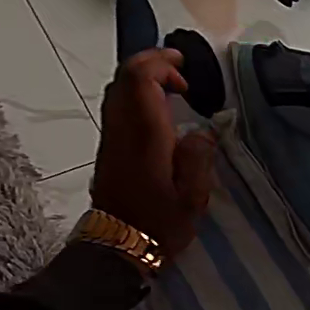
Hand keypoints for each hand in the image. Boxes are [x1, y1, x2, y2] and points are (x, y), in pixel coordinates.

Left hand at [93, 49, 216, 260]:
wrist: (119, 246)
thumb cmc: (159, 223)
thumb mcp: (192, 197)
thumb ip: (198, 158)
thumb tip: (201, 133)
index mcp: (146, 135)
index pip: (141, 79)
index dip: (161, 65)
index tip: (186, 75)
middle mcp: (123, 129)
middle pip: (125, 77)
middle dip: (151, 64)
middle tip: (179, 71)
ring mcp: (112, 137)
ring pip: (119, 90)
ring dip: (143, 80)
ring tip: (171, 88)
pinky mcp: (109, 148)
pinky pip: (118, 107)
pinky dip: (137, 97)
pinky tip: (157, 112)